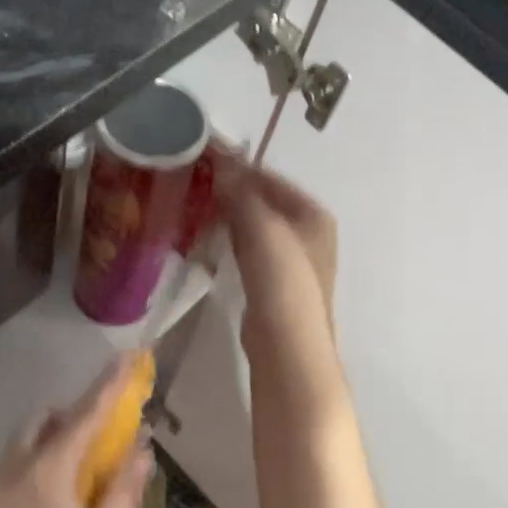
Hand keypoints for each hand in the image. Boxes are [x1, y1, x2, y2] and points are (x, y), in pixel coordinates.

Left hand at [0, 357, 154, 507]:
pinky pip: (10, 470)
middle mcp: (14, 468)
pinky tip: (49, 507)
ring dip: (54, 442)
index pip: (86, 416)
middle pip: (46, 422)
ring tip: (79, 477)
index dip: (111, 385)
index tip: (130, 357)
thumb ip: (124, 491)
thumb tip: (140, 451)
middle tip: (104, 440)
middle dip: (76, 417)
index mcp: (49, 472)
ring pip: (24, 445)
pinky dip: (35, 467)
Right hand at [216, 157, 346, 417]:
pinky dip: (232, 243)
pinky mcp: (274, 289)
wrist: (287, 349)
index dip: (238, 166)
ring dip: (230, 218)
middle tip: (194, 183)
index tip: (203, 158)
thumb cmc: (282, 284)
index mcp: (314, 215)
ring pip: (257, 229)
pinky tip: (210, 243)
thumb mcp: (263, 229)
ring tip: (195, 208)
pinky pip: (250, 254)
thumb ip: (242, 194)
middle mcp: (309, 235)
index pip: (271, 178)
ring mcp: (293, 265)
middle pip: (266, 203)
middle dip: (233, 192)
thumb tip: (222, 162)